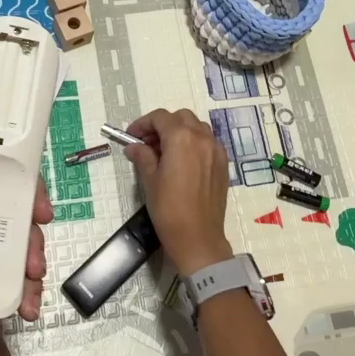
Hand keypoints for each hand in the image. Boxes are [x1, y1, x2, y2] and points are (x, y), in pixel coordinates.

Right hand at [123, 109, 233, 274]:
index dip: (143, 124)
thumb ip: (143, 157)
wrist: (198, 238)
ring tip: (165, 151)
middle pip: (180, 118)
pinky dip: (194, 142)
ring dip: (180, 131)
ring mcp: (216, 150)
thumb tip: (134, 146)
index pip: (160, 118)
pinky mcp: (223, 164)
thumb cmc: (169, 209)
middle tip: (147, 143)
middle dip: (162, 125)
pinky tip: (183, 161)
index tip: (131, 136)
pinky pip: (208, 142)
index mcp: (181, 138)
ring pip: (197, 127)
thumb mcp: (150, 181)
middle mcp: (202, 138)